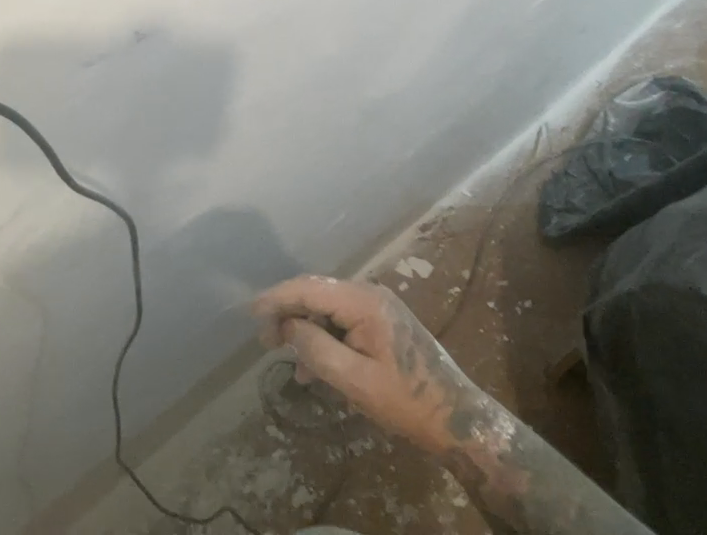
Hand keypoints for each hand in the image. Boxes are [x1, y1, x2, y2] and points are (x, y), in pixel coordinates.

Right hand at [251, 276, 474, 453]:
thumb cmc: (405, 401)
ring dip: (303, 327)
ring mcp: (378, 307)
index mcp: (364, 302)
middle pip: (316, 293)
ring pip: (326, 307)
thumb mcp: (354, 380)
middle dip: (287, 312)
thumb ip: (316, 349)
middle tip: (265, 341)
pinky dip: (322, 336)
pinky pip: (341, 320)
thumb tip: (288, 327)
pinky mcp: (381, 322)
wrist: (456, 418)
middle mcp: (370, 294)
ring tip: (283, 355)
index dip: (277, 297)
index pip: (309, 288)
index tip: (250, 313)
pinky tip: (313, 366)